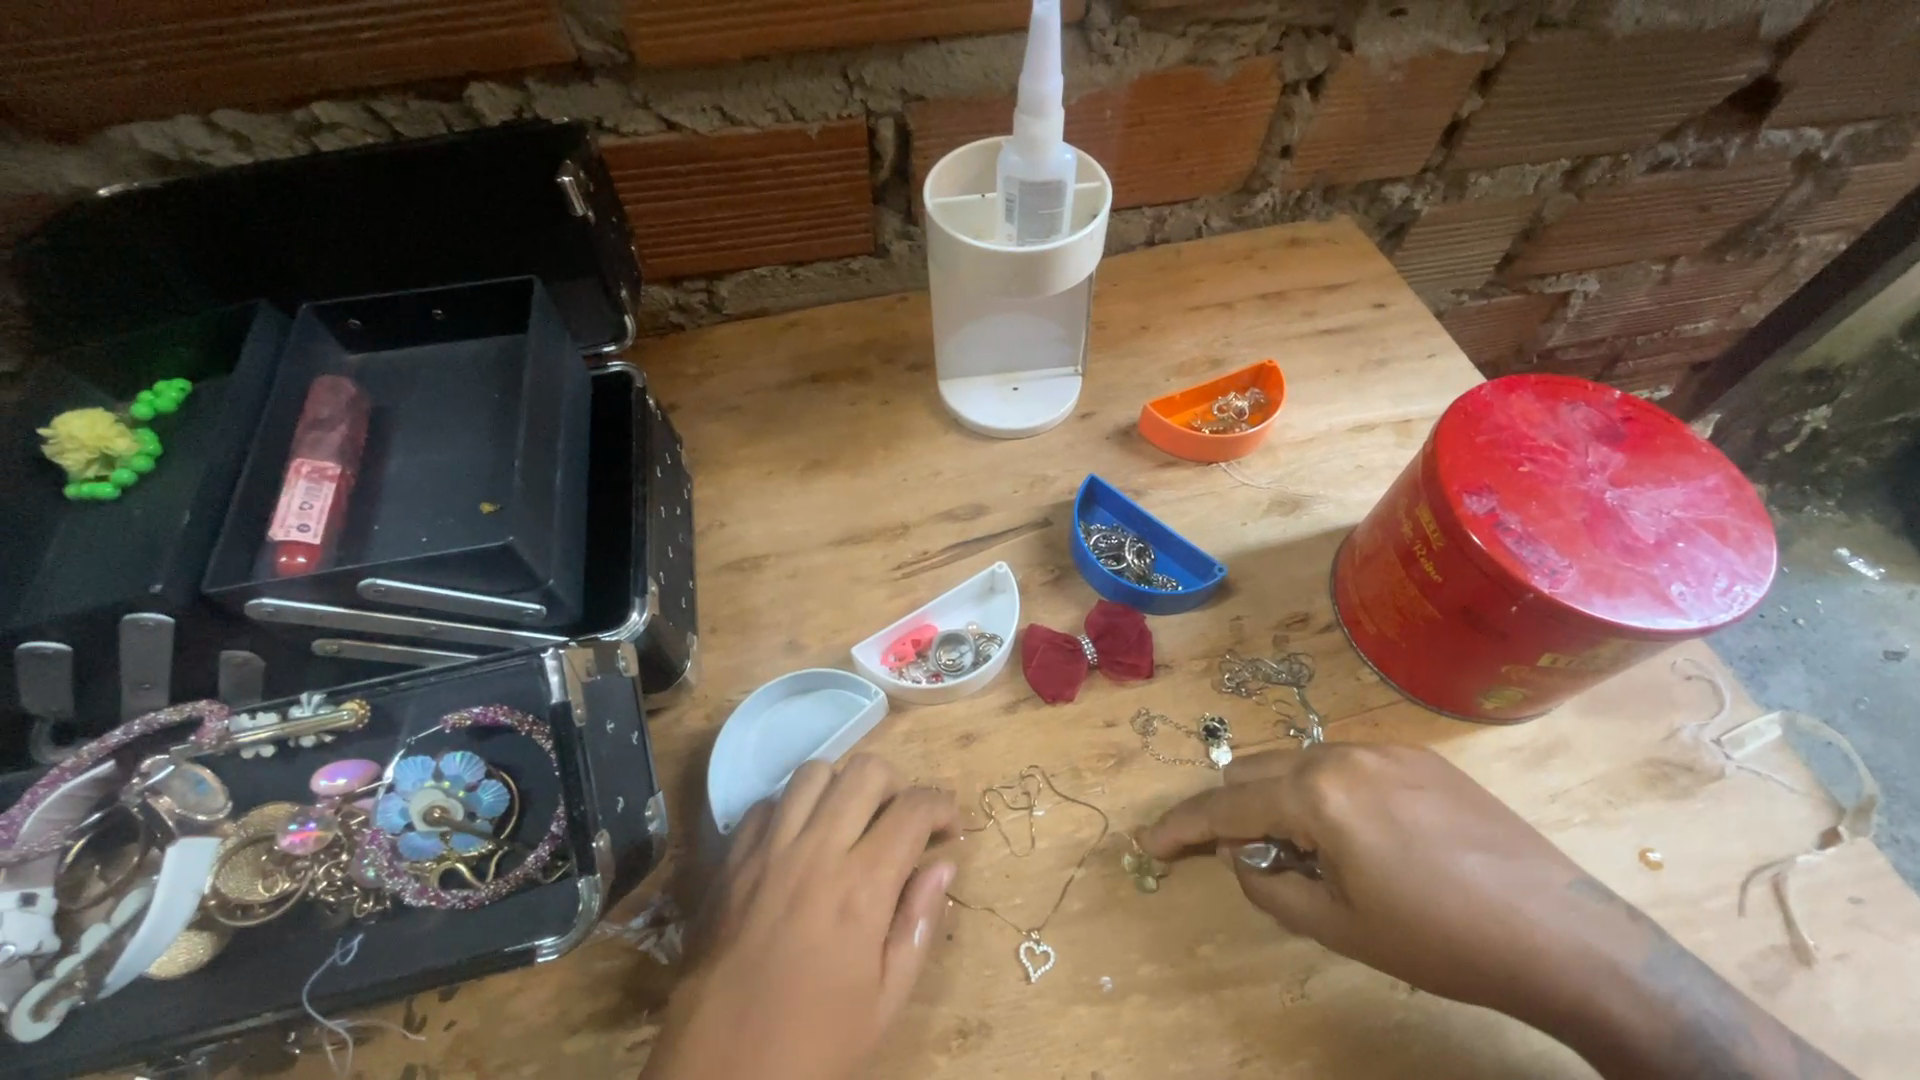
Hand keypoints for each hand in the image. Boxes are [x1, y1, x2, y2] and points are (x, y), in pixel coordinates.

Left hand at [644, 755, 958, 1079]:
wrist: (719, 1065)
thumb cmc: (814, 1040)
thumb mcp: (886, 998)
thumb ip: (919, 922)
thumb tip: (942, 865)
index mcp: (862, 886)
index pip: (914, 808)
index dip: (943, 805)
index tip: (950, 828)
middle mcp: (816, 851)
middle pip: (866, 771)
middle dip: (898, 785)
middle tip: (903, 821)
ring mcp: (767, 850)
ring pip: (814, 772)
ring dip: (844, 786)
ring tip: (853, 820)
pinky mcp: (731, 859)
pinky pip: (768, 803)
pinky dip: (794, 807)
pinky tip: (803, 839)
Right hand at [1139, 743, 1593, 1020]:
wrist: (1563, 935)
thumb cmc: (1439, 939)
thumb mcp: (1336, 926)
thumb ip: (1268, 883)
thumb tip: (1242, 854)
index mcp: (1317, 794)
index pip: (1226, 805)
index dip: (1183, 826)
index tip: (1150, 842)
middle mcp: (1343, 754)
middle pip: (1256, 770)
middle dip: (1231, 809)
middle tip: (1237, 855)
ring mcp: (1386, 749)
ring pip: (1300, 763)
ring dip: (1279, 800)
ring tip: (1304, 852)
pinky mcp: (1421, 758)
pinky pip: (1346, 765)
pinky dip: (1324, 793)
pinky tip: (1356, 836)